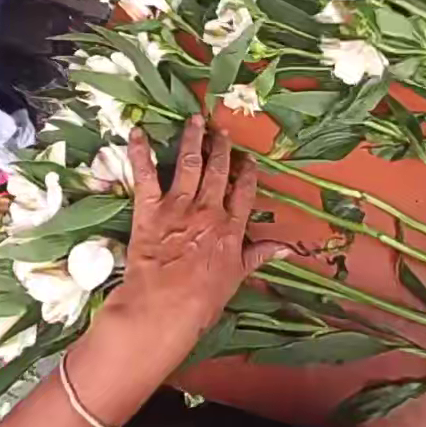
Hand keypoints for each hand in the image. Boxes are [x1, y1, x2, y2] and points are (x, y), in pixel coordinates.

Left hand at [103, 117, 290, 346]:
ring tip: (195, 120)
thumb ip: (259, 256)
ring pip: (189, 163)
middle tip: (222, 131)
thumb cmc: (201, 300)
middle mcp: (207, 210)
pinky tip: (137, 133)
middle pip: (218, 171)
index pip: (244, 192)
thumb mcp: (236, 278)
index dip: (247, 173)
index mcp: (230, 228)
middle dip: (221, 149)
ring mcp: (178, 206)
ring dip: (193, 139)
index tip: (248, 159)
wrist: (163, 306)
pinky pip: (145, 175)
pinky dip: (140, 152)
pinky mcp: (149, 208)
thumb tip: (288, 248)